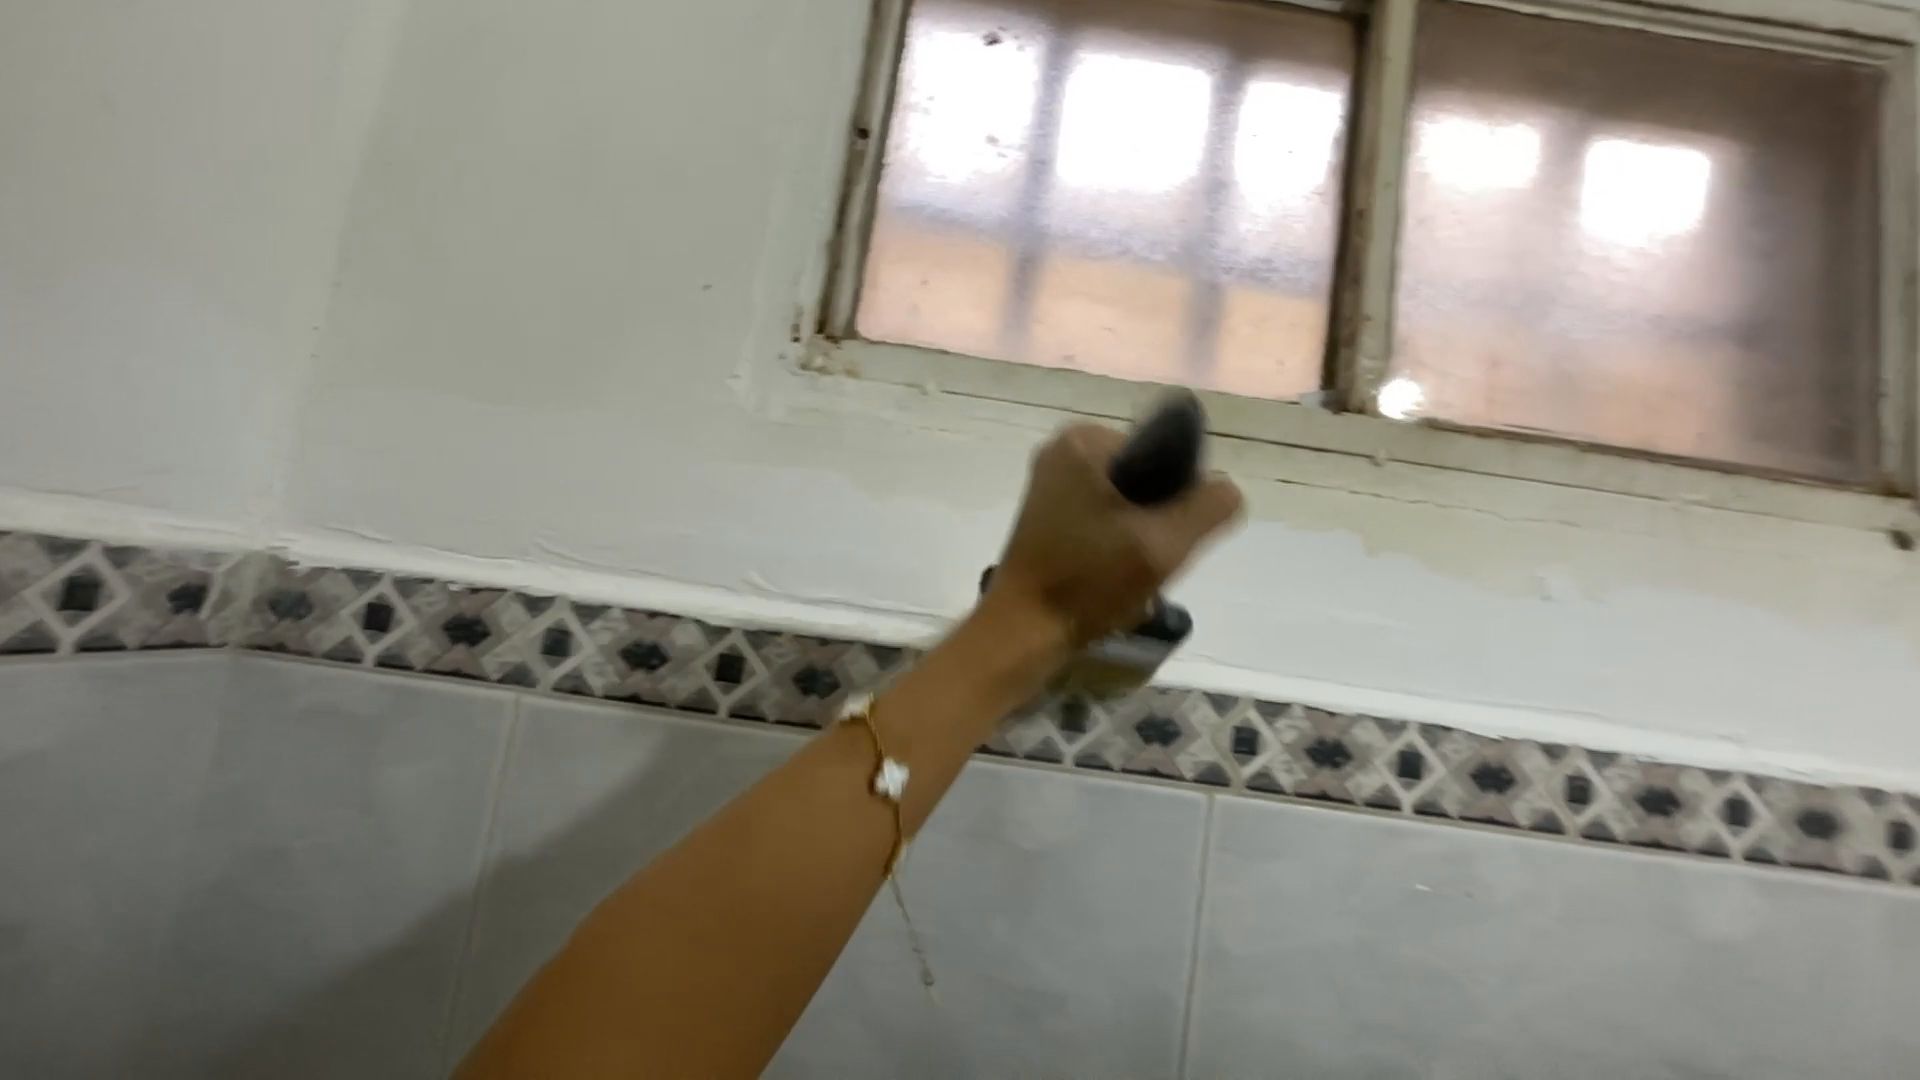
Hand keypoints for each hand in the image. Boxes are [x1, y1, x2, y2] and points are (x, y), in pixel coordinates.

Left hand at [985, 421, 1243, 644]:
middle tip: (1146, 560)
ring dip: (1138, 537)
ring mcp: (1049, 483)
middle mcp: (1061, 450)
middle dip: (1156, 521)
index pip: (1164, 454)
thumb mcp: (1164, 544)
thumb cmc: (1089, 581)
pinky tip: (1109, 574)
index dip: (1179, 499)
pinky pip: (1102, 518)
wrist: (1024, 630)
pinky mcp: (1045, 514)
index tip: (1166, 538)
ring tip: (1126, 571)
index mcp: (1083, 440)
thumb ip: (1209, 507)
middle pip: (1144, 479)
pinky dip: (1114, 544)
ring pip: (1126, 504)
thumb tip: (1225, 488)